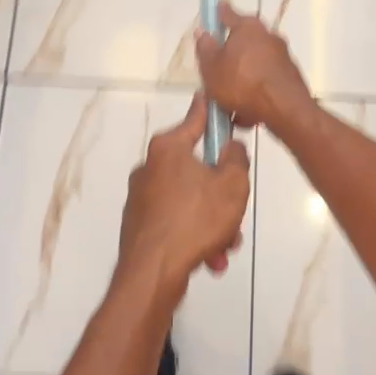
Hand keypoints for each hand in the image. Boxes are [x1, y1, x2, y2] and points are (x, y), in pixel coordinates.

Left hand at [117, 94, 250, 295]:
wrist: (152, 274)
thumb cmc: (195, 220)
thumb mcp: (232, 185)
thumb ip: (237, 158)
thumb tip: (230, 147)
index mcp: (168, 147)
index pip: (197, 117)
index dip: (213, 110)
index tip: (217, 100)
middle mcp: (150, 166)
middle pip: (196, 167)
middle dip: (220, 192)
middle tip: (235, 213)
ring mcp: (141, 196)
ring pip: (189, 199)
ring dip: (211, 221)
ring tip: (225, 247)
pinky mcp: (138, 224)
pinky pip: (175, 221)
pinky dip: (193, 236)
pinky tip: (208, 259)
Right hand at [195, 3, 314, 131]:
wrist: (284, 109)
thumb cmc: (242, 83)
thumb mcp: (211, 68)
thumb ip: (205, 49)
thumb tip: (203, 32)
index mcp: (247, 26)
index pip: (228, 13)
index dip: (219, 13)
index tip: (215, 11)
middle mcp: (268, 35)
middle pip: (243, 41)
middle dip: (231, 56)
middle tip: (217, 73)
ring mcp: (282, 55)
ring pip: (254, 64)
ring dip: (243, 78)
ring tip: (230, 102)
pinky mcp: (291, 76)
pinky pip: (266, 81)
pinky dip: (256, 91)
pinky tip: (246, 112)